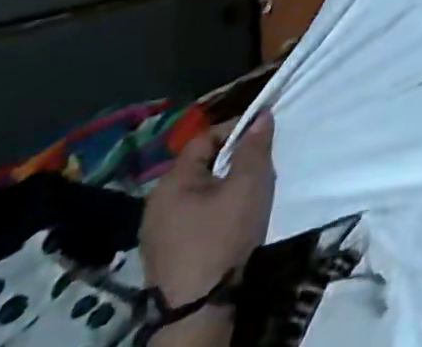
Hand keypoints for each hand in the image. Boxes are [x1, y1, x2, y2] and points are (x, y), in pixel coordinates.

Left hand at [140, 114, 275, 307]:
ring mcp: (157, 231)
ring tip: (253, 188)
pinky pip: (193, 213)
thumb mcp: (248, 185)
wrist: (201, 304)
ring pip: (197, 191)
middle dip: (232, 158)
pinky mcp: (166, 252)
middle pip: (199, 165)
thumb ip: (255, 148)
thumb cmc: (224, 235)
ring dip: (224, 183)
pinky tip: (234, 216)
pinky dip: (215, 206)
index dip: (235, 129)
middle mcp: (156, 203)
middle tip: (263, 161)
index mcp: (171, 183)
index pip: (203, 139)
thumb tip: (260, 116)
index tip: (264, 131)